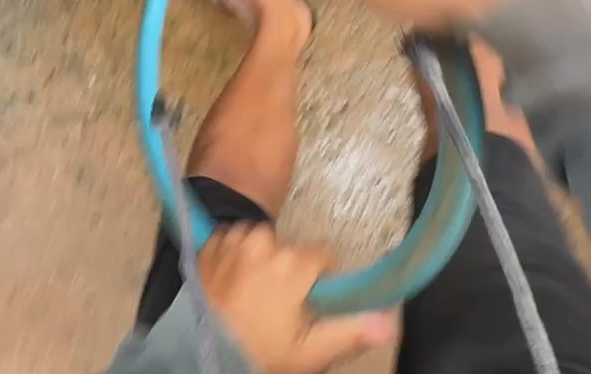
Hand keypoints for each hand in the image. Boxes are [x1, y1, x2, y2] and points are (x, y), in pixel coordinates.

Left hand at [198, 225, 396, 373]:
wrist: (202, 352)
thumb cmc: (261, 354)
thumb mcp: (311, 353)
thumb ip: (350, 331)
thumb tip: (389, 320)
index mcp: (293, 263)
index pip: (323, 255)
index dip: (320, 278)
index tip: (309, 301)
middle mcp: (264, 240)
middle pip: (290, 248)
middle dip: (288, 270)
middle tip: (277, 306)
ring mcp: (234, 237)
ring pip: (261, 240)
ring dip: (260, 260)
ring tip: (251, 295)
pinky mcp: (211, 241)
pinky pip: (233, 239)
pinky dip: (235, 255)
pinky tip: (231, 283)